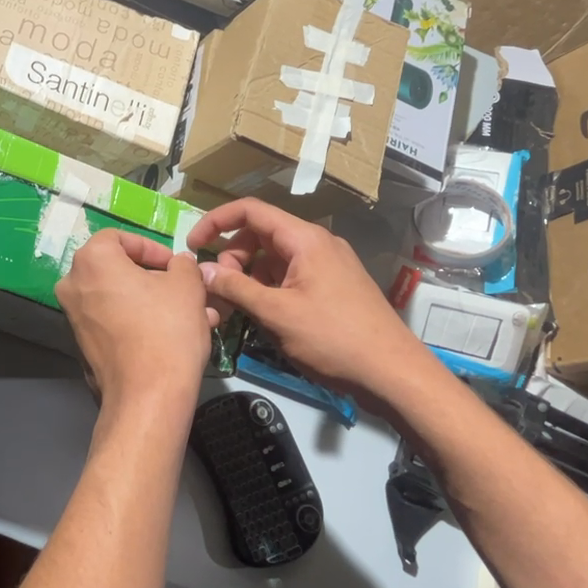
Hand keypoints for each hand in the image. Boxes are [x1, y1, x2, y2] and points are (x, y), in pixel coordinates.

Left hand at [55, 230, 214, 410]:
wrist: (147, 395)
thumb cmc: (166, 328)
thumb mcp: (186, 285)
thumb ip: (182, 265)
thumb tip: (178, 264)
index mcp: (91, 260)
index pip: (119, 237)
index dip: (152, 248)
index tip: (176, 265)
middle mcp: (73, 284)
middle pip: (119, 270)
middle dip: (158, 280)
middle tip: (187, 292)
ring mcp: (73, 315)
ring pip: (121, 298)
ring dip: (155, 303)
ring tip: (194, 316)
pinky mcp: (82, 343)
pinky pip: (114, 321)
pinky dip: (140, 322)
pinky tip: (174, 336)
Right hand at [186, 198, 441, 406]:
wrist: (395, 376)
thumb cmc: (334, 339)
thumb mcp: (275, 313)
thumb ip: (235, 287)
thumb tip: (202, 269)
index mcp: (304, 239)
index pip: (250, 211)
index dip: (215, 222)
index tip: (193, 246)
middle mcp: (316, 245)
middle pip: (259, 235)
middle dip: (231, 256)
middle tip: (218, 289)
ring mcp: (326, 267)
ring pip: (272, 259)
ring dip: (247, 276)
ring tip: (234, 308)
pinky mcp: (331, 288)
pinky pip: (288, 276)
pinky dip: (267, 289)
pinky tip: (260, 316)